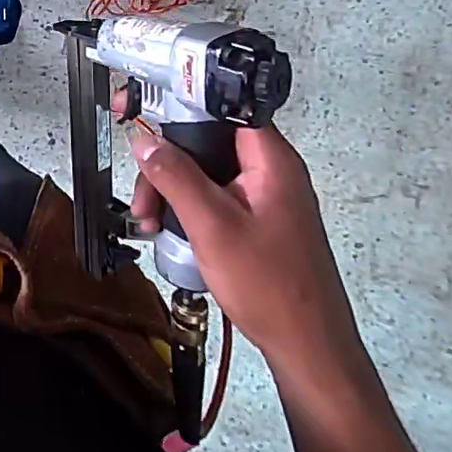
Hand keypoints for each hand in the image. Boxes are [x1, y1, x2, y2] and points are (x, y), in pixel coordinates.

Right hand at [129, 123, 352, 365]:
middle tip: (145, 196)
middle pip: (207, 143)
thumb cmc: (271, 287)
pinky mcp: (257, 219)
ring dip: (173, 190)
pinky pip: (215, 197)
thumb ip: (176, 177)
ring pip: (206, 172)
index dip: (181, 103)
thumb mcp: (212, 226)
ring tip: (151, 221)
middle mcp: (270, 171)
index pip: (223, 108)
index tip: (145, 108)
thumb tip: (145, 141)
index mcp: (270, 160)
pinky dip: (189, 208)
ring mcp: (264, 196)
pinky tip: (170, 230)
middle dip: (167, 164)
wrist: (307, 348)